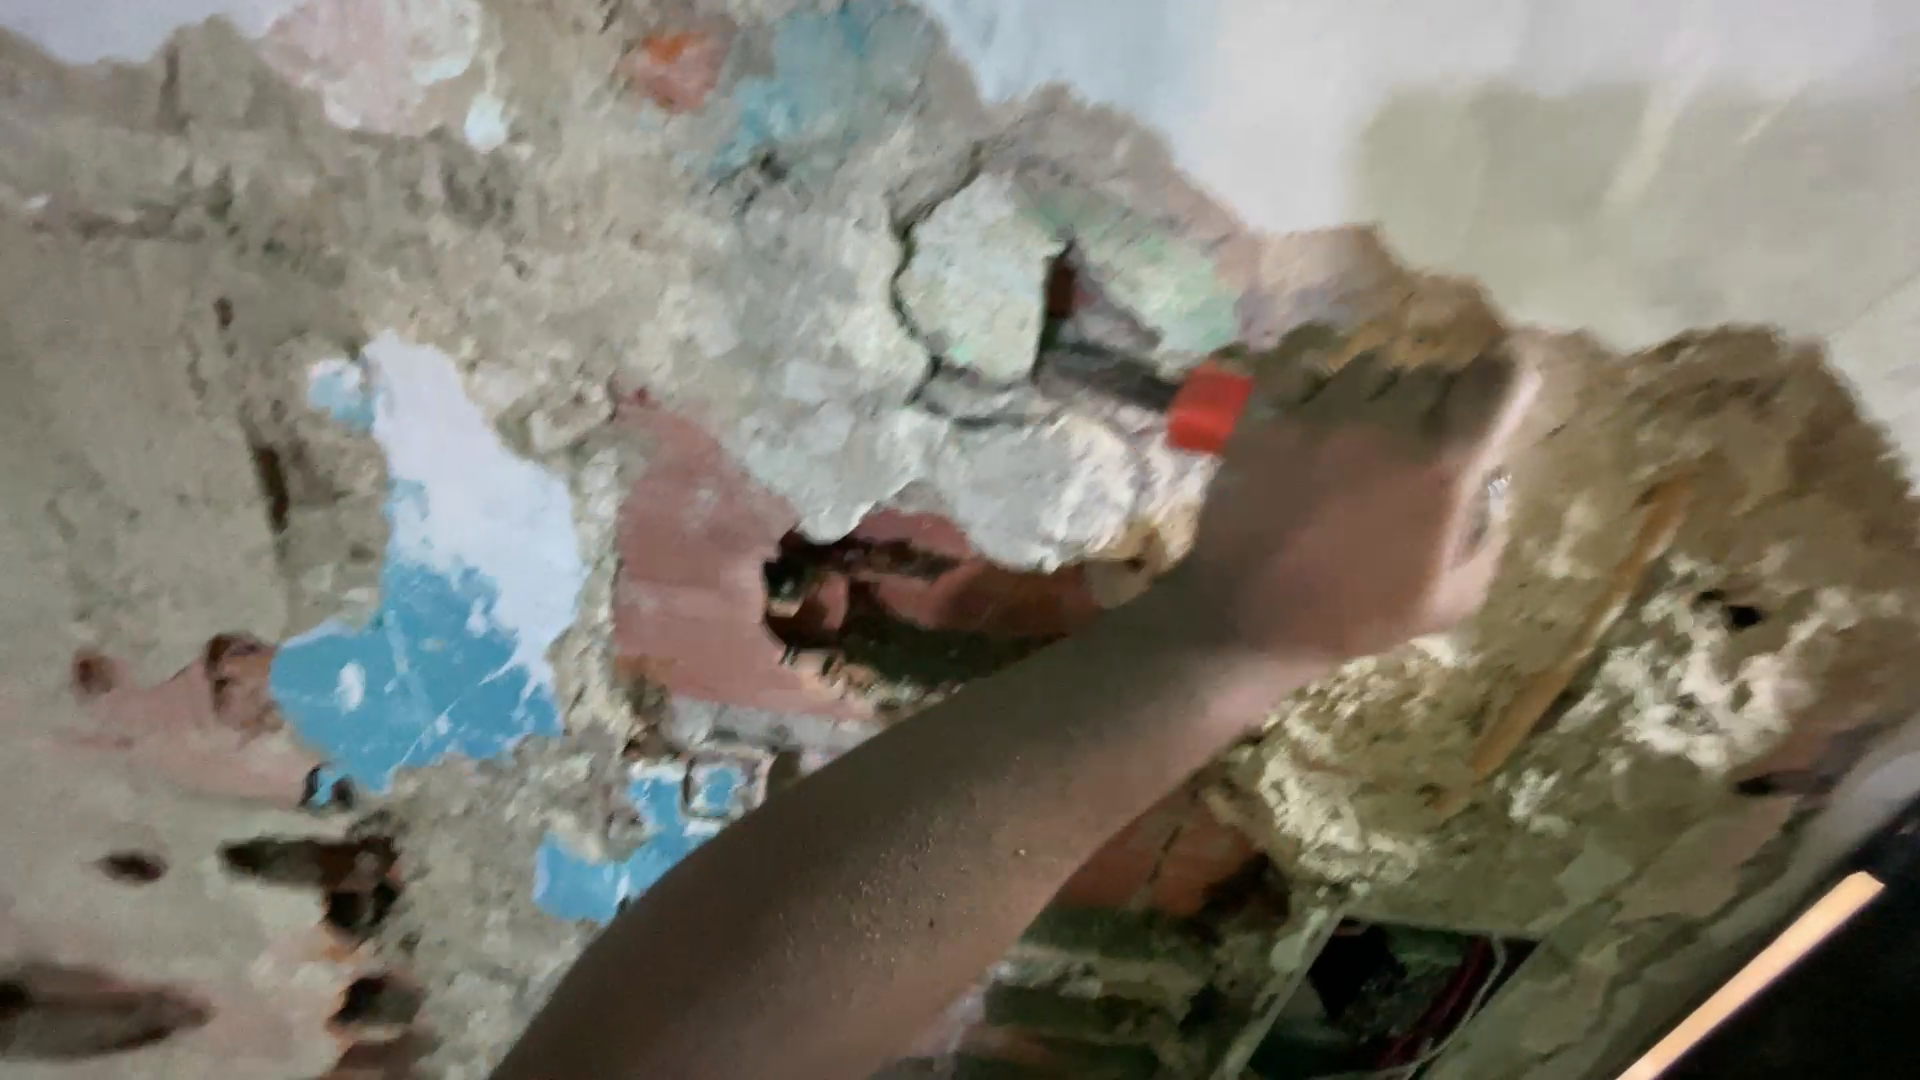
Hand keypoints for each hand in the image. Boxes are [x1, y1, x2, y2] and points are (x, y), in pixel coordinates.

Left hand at [1174, 327, 1538, 663]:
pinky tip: (1314, 412)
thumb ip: (1486, 530)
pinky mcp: (1264, 420)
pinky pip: (1304, 370)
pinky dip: (1317, 383)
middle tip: (1412, 434)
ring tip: (1357, 429)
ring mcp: (1317, 418)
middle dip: (1432, 398)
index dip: (1503, 378)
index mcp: (1441, 467)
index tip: (1489, 394)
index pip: (1502, 376)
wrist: (1249, 614)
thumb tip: (1487, 477)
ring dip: (1374, 391)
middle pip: (1430, 371)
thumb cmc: (1352, 616)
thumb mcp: (1450, 597)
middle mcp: (1384, 426)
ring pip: (1368, 366)